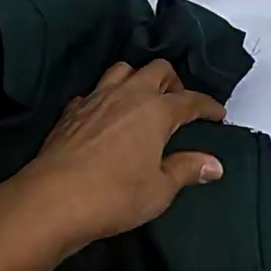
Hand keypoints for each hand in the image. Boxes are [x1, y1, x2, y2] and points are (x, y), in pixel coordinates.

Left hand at [4, 60, 226, 255]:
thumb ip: (187, 170)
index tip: (218, 115)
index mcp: (156, 110)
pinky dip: (106, 97)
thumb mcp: (160, 190)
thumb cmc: (114, 196)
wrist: (52, 200)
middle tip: (179, 105)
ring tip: (144, 102)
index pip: (190, 99)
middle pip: (157, 70)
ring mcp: (95, 99)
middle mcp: (127, 95)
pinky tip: (107, 116)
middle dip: (174, 83)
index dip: (208, 106)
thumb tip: (213, 165)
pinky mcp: (71, 112)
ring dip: (138, 80)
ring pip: (123, 71)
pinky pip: (94, 92)